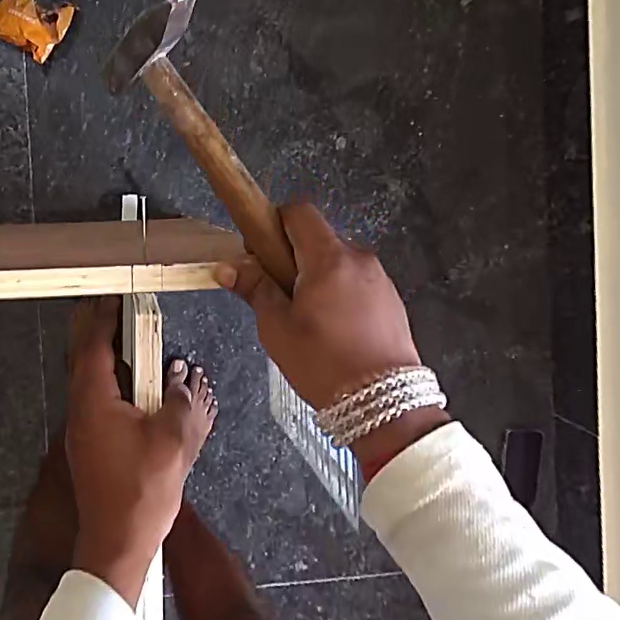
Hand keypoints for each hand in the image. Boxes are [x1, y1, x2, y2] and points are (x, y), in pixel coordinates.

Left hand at [63, 297, 215, 605]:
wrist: (117, 543)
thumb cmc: (141, 492)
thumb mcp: (171, 441)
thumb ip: (180, 402)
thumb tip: (183, 379)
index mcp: (94, 401)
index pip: (95, 346)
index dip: (104, 319)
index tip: (114, 297)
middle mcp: (81, 410)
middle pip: (83, 356)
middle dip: (95, 328)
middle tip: (110, 306)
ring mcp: (81, 428)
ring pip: (87, 378)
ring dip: (102, 353)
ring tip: (123, 336)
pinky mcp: (89, 443)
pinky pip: (95, 397)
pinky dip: (108, 378)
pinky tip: (129, 382)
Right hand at [216, 202, 449, 475]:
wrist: (386, 407)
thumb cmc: (324, 364)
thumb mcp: (277, 328)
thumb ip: (254, 288)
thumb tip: (228, 267)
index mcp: (328, 259)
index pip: (299, 211)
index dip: (274, 223)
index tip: (261, 252)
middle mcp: (358, 259)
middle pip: (318, 237)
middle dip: (293, 255)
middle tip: (279, 292)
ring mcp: (379, 279)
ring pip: (337, 260)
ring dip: (316, 275)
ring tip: (306, 317)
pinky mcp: (391, 300)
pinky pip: (356, 281)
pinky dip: (339, 291)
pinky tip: (332, 328)